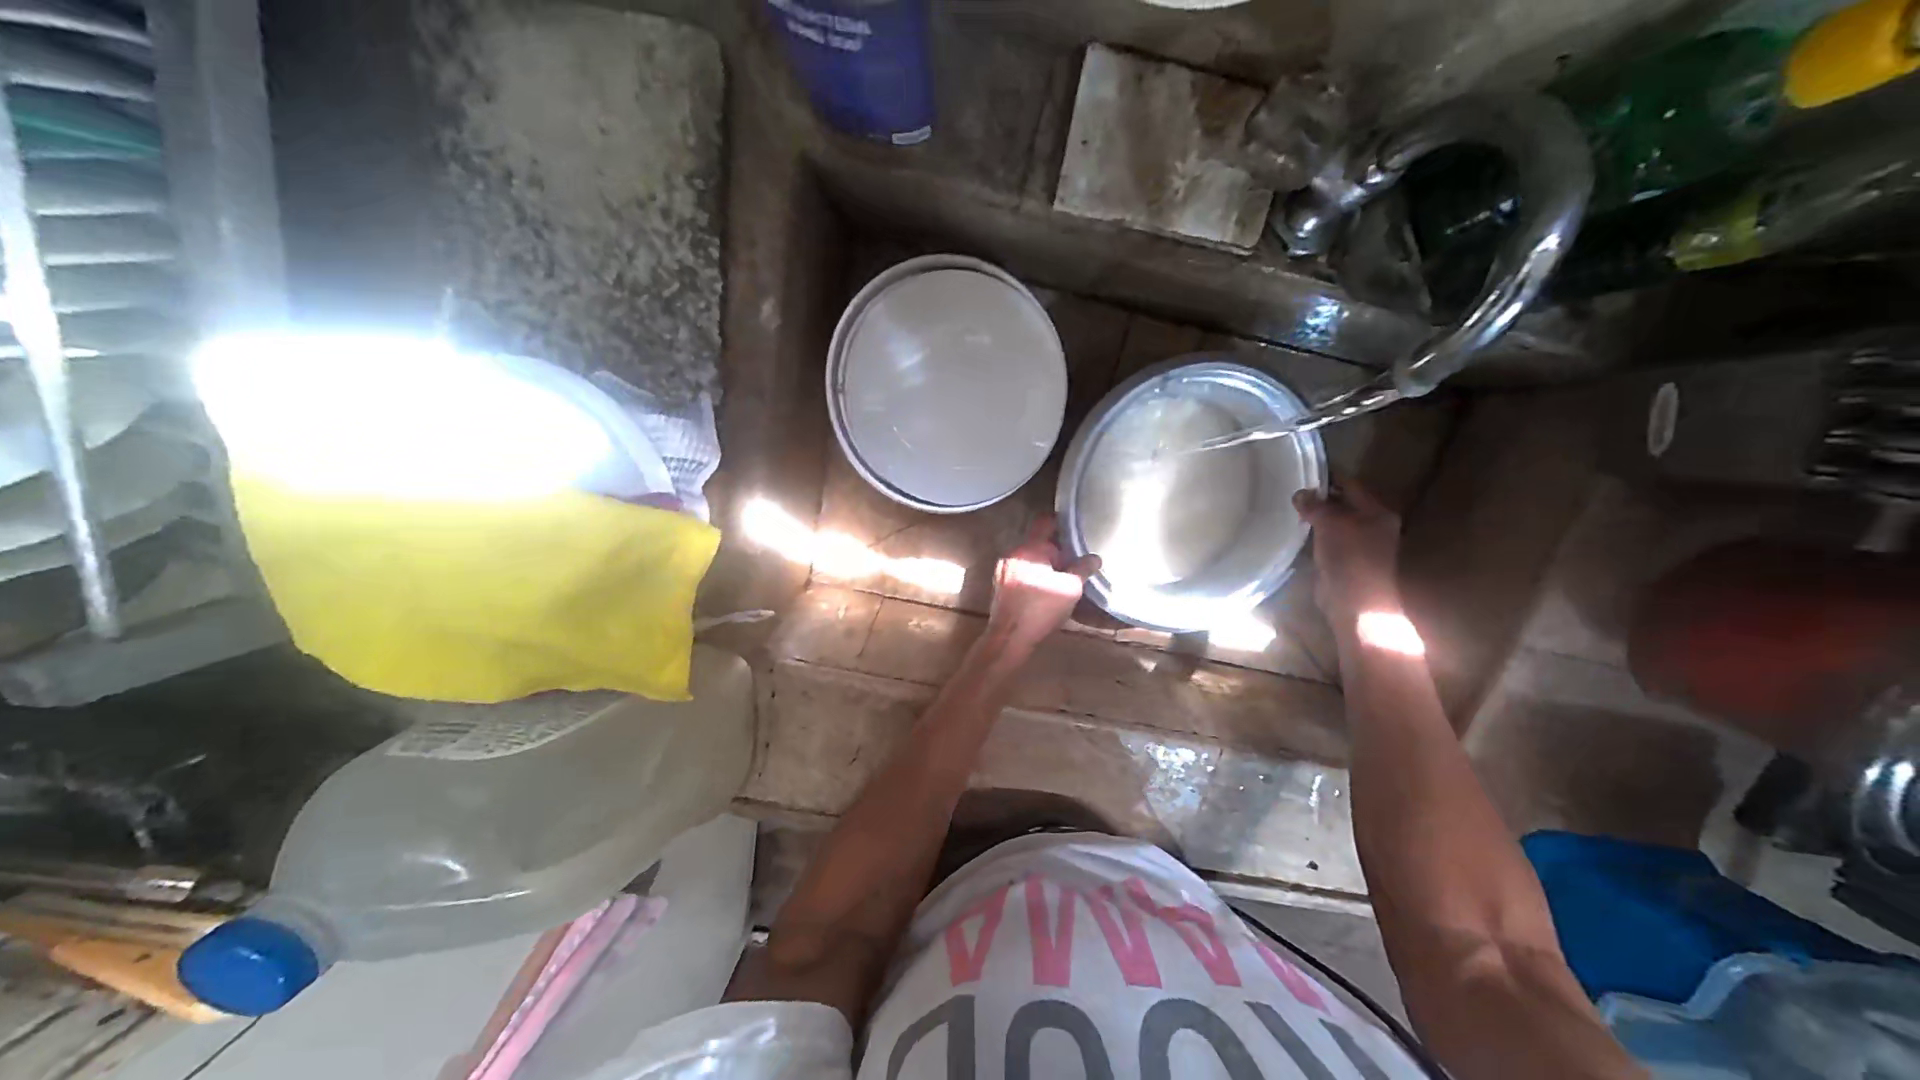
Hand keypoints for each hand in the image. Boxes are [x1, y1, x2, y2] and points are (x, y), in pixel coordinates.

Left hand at [986, 515, 1099, 654]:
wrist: (1009, 638)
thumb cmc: (1041, 611)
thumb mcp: (1070, 589)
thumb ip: (1083, 569)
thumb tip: (1094, 558)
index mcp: (1030, 548)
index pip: (1045, 522)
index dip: (1061, 522)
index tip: (1075, 529)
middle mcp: (1013, 553)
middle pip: (1038, 542)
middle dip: (1056, 550)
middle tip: (1074, 561)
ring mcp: (1003, 569)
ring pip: (1029, 558)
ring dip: (1044, 564)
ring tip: (1061, 579)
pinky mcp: (999, 584)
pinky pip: (1020, 570)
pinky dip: (1033, 575)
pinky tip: (1044, 590)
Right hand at [1293, 480, 1401, 620]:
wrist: (1355, 603)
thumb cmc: (1350, 557)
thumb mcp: (1332, 523)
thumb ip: (1316, 505)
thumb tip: (1300, 493)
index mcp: (1377, 512)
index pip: (1351, 484)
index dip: (1329, 476)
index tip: (1304, 469)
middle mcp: (1372, 525)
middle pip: (1343, 503)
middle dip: (1320, 497)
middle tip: (1292, 489)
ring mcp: (1358, 545)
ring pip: (1333, 523)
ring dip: (1315, 518)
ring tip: (1290, 508)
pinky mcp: (1343, 562)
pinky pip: (1326, 541)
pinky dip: (1313, 536)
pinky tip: (1295, 532)